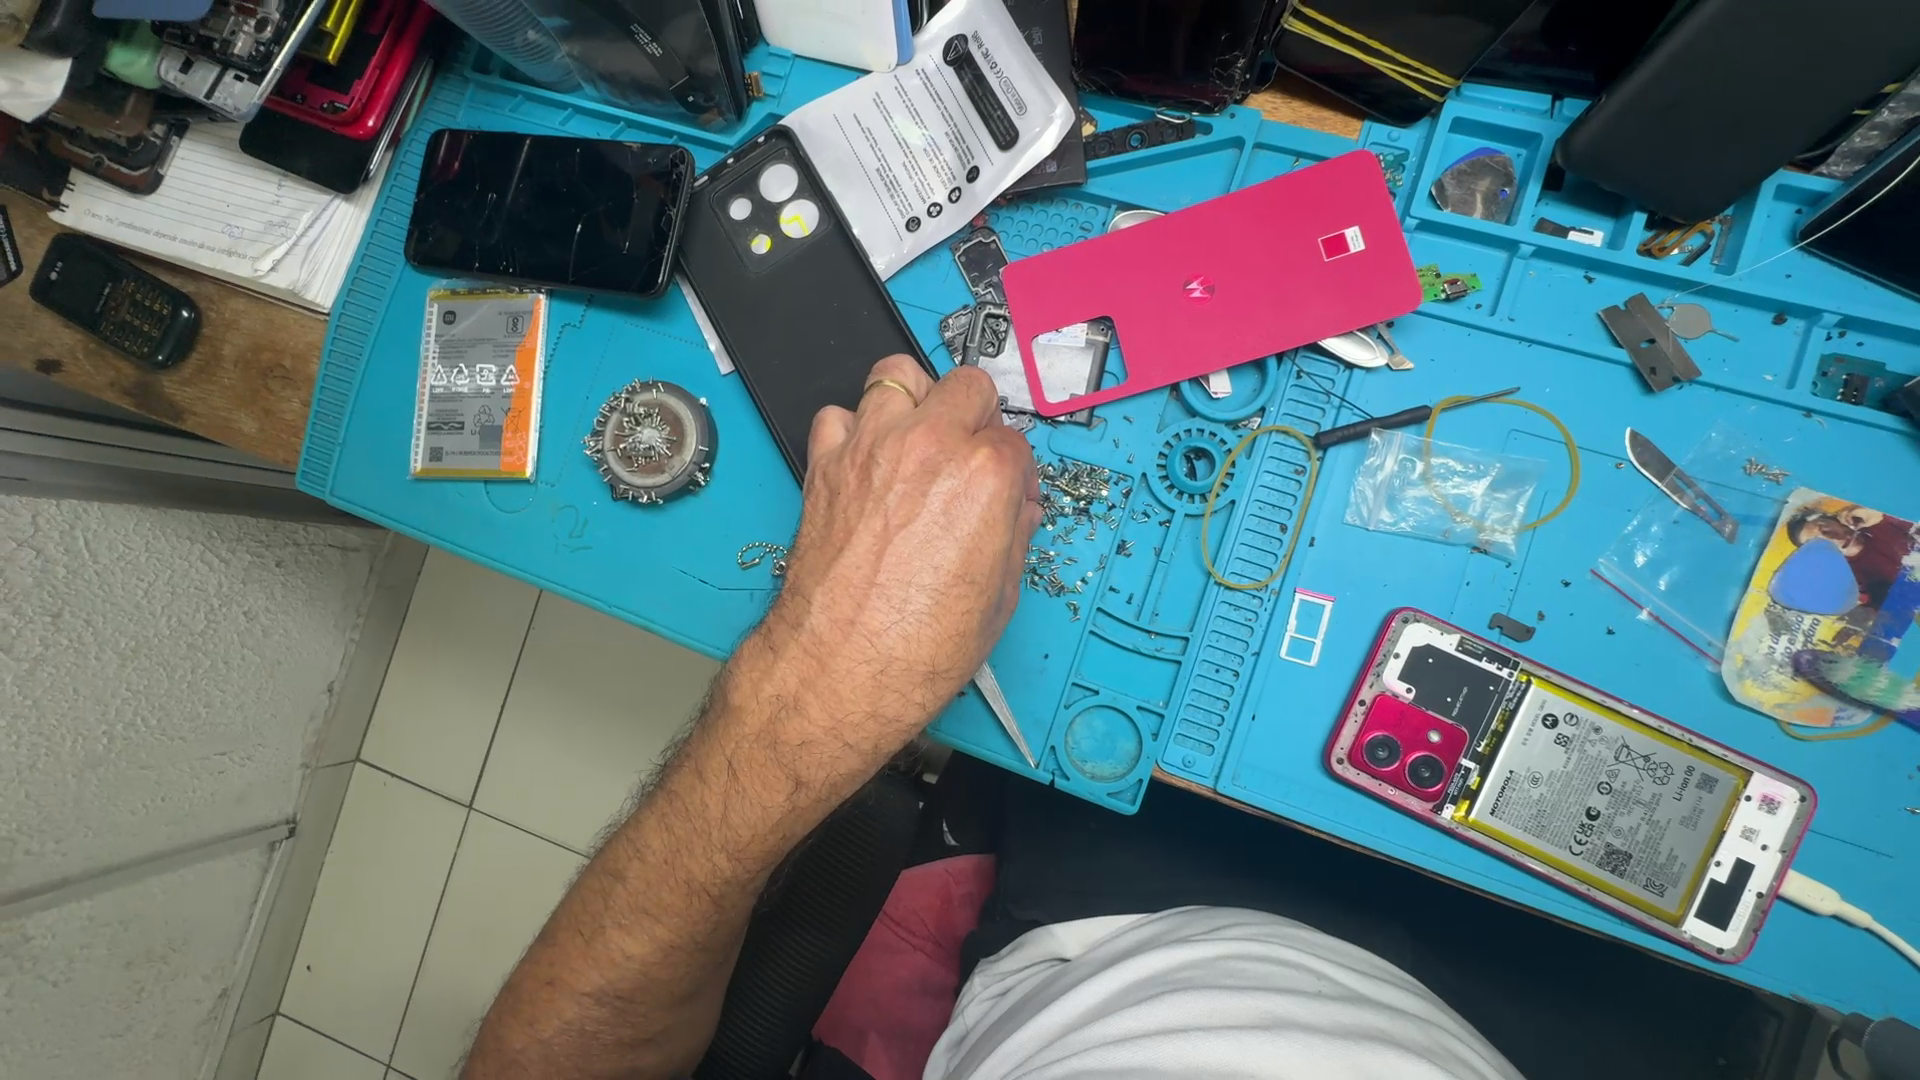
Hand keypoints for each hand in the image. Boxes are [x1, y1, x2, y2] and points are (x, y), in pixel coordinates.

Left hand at [745, 356, 1038, 757]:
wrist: (841, 669)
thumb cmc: (920, 648)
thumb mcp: (1001, 598)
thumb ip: (1013, 536)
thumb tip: (1015, 512)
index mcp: (986, 476)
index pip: (1016, 441)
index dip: (1017, 473)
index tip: (1009, 496)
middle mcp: (930, 446)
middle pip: (967, 385)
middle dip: (978, 416)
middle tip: (972, 453)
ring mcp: (873, 448)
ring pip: (897, 375)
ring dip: (916, 402)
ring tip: (918, 439)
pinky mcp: (826, 465)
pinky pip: (837, 415)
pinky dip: (854, 429)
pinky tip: (867, 463)